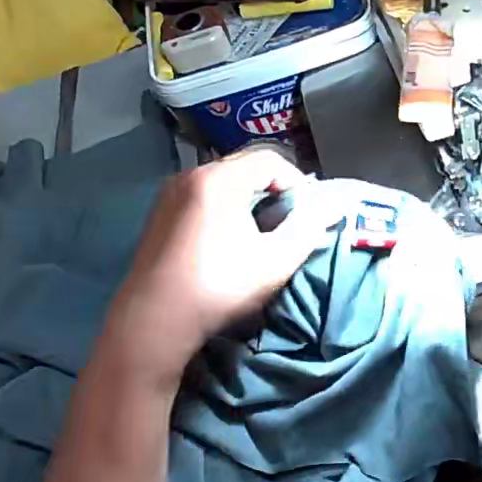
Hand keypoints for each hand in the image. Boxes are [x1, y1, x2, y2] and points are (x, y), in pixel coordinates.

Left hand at [104, 150, 329, 379]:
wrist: (154, 320)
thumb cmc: (219, 287)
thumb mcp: (276, 262)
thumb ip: (307, 230)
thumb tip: (327, 211)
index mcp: (220, 179)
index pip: (271, 160)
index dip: (297, 182)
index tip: (308, 212)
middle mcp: (191, 175)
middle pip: (245, 167)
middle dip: (273, 189)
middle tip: (288, 222)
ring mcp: (170, 194)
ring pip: (222, 182)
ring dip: (248, 199)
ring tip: (260, 232)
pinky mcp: (158, 214)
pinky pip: (202, 196)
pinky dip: (223, 207)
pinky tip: (228, 241)